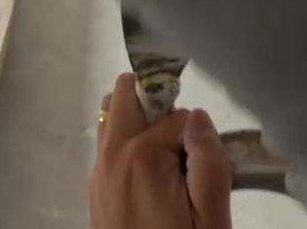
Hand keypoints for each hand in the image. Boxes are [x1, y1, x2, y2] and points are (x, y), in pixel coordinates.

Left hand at [90, 72, 232, 228]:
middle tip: (179, 141)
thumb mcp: (212, 221)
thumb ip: (209, 163)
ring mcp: (98, 170)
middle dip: (155, 102)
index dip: (195, 135)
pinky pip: (107, 145)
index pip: (176, 116)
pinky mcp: (94, 189)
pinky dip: (126, 144)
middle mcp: (112, 153)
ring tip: (165, 157)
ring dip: (136, 119)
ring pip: (111, 114)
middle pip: (126, 91)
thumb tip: (197, 116)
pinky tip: (149, 181)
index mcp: (142, 155)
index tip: (202, 162)